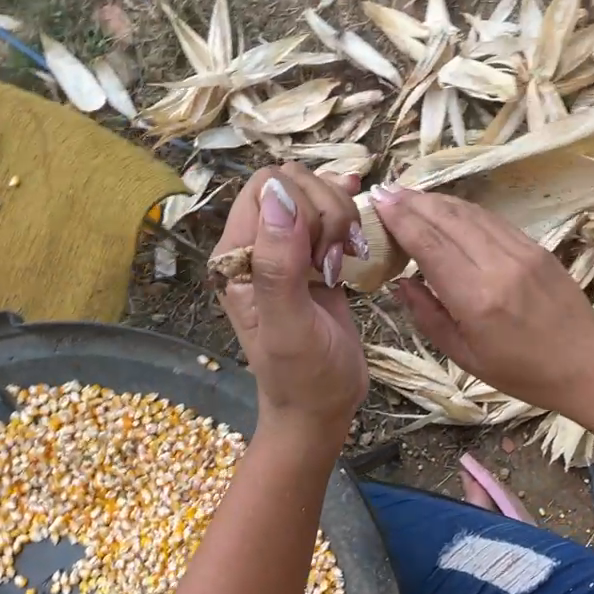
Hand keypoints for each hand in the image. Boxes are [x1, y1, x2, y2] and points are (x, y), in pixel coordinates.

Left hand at [214, 166, 366, 444]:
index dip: (303, 207)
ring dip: (340, 217)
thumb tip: (280, 195)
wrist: (320, 409)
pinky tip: (358, 228)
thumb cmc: (304, 377)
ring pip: (314, 194)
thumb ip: (278, 264)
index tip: (322, 257)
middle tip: (334, 261)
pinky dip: (347, 216)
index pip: (266, 187)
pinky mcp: (313, 260)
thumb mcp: (290, 326)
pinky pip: (328, 215)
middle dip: (326, 210)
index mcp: (235, 257)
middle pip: (293, 184)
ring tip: (344, 260)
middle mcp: (256, 247)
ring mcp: (285, 252)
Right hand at [369, 186, 593, 421]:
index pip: (429, 245)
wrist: (586, 365)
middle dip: (412, 202)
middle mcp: (498, 266)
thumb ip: (429, 317)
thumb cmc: (522, 373)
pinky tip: (447, 209)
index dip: (400, 219)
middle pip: (446, 220)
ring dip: (436, 200)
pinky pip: (492, 220)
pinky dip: (464, 210)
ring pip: (469, 213)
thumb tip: (401, 283)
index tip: (377, 202)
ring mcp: (521, 252)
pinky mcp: (536, 247)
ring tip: (409, 195)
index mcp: (476, 299)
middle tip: (384, 192)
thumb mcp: (465, 357)